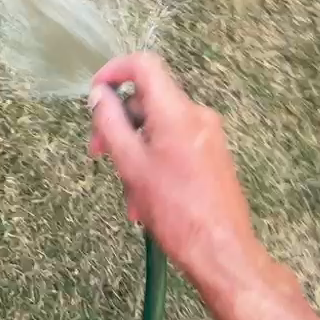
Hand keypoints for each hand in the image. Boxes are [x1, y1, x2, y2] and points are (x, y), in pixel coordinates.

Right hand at [87, 53, 274, 304]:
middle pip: (148, 99)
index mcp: (175, 110)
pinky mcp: (214, 156)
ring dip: (135, 149)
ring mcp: (209, 135)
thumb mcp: (130, 163)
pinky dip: (154, 159)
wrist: (224, 254)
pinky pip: (175, 143)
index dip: (114, 70)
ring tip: (127, 189)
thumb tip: (99, 94)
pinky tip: (146, 197)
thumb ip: (110, 122)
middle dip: (119, 122)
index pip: (143, 64)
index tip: (95, 94)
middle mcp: (196, 114)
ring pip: (158, 126)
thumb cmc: (174, 208)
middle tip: (98, 152)